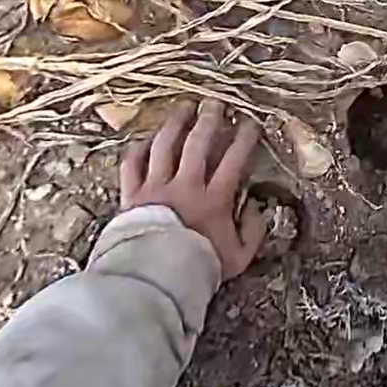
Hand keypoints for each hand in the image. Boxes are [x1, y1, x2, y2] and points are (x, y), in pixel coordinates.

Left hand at [120, 100, 266, 279]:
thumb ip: (253, 230)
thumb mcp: (239, 257)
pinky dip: (138, 150)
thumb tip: (255, 206)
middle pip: (198, 143)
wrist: (153, 283)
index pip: (234, 158)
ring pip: (165, 146)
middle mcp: (186, 186)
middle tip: (215, 104)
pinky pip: (132, 165)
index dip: (244, 137)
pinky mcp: (131, 196)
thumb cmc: (198, 269)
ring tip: (184, 107)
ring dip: (176, 124)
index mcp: (214, 198)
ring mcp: (156, 188)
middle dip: (210, 119)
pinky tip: (145, 139)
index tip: (250, 123)